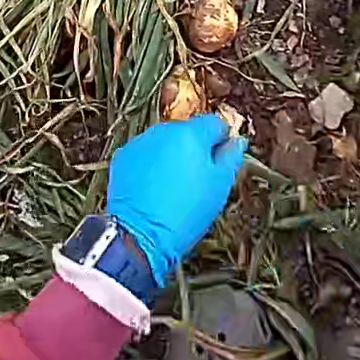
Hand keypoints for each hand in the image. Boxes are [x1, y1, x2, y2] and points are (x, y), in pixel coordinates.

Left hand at [106, 115, 247, 284]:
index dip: (221, 142)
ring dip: (172, 155)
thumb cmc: (186, 211)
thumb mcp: (219, 186)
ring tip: (172, 186)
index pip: (215, 123)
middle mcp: (164, 130)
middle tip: (197, 179)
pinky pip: (145, 153)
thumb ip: (231, 157)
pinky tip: (152, 188)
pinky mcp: (122, 156)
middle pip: (189, 131)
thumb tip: (237, 140)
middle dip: (195, 148)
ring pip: (166, 141)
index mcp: (192, 133)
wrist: (139, 236)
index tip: (219, 164)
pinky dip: (150, 164)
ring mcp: (141, 142)